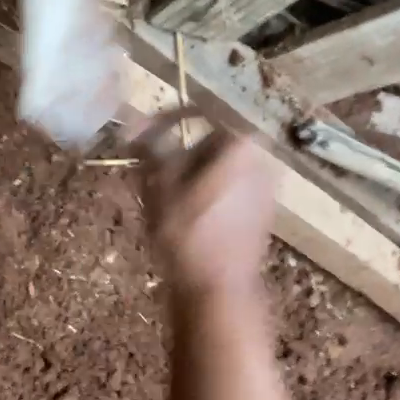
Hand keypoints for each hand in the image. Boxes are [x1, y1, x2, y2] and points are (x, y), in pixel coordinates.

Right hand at [131, 113, 277, 299]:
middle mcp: (262, 156)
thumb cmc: (186, 234)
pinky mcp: (261, 207)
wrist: (218, 286)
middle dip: (174, 155)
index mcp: (241, 143)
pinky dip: (201, 192)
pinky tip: (181, 215)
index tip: (135, 135)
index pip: (199, 113)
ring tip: (158, 198)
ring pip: (216, 166)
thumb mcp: (160, 188)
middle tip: (144, 174)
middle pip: (208, 142)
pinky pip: (226, 186)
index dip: (163, 120)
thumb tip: (134, 121)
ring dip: (185, 175)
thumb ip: (150, 148)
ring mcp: (266, 183)